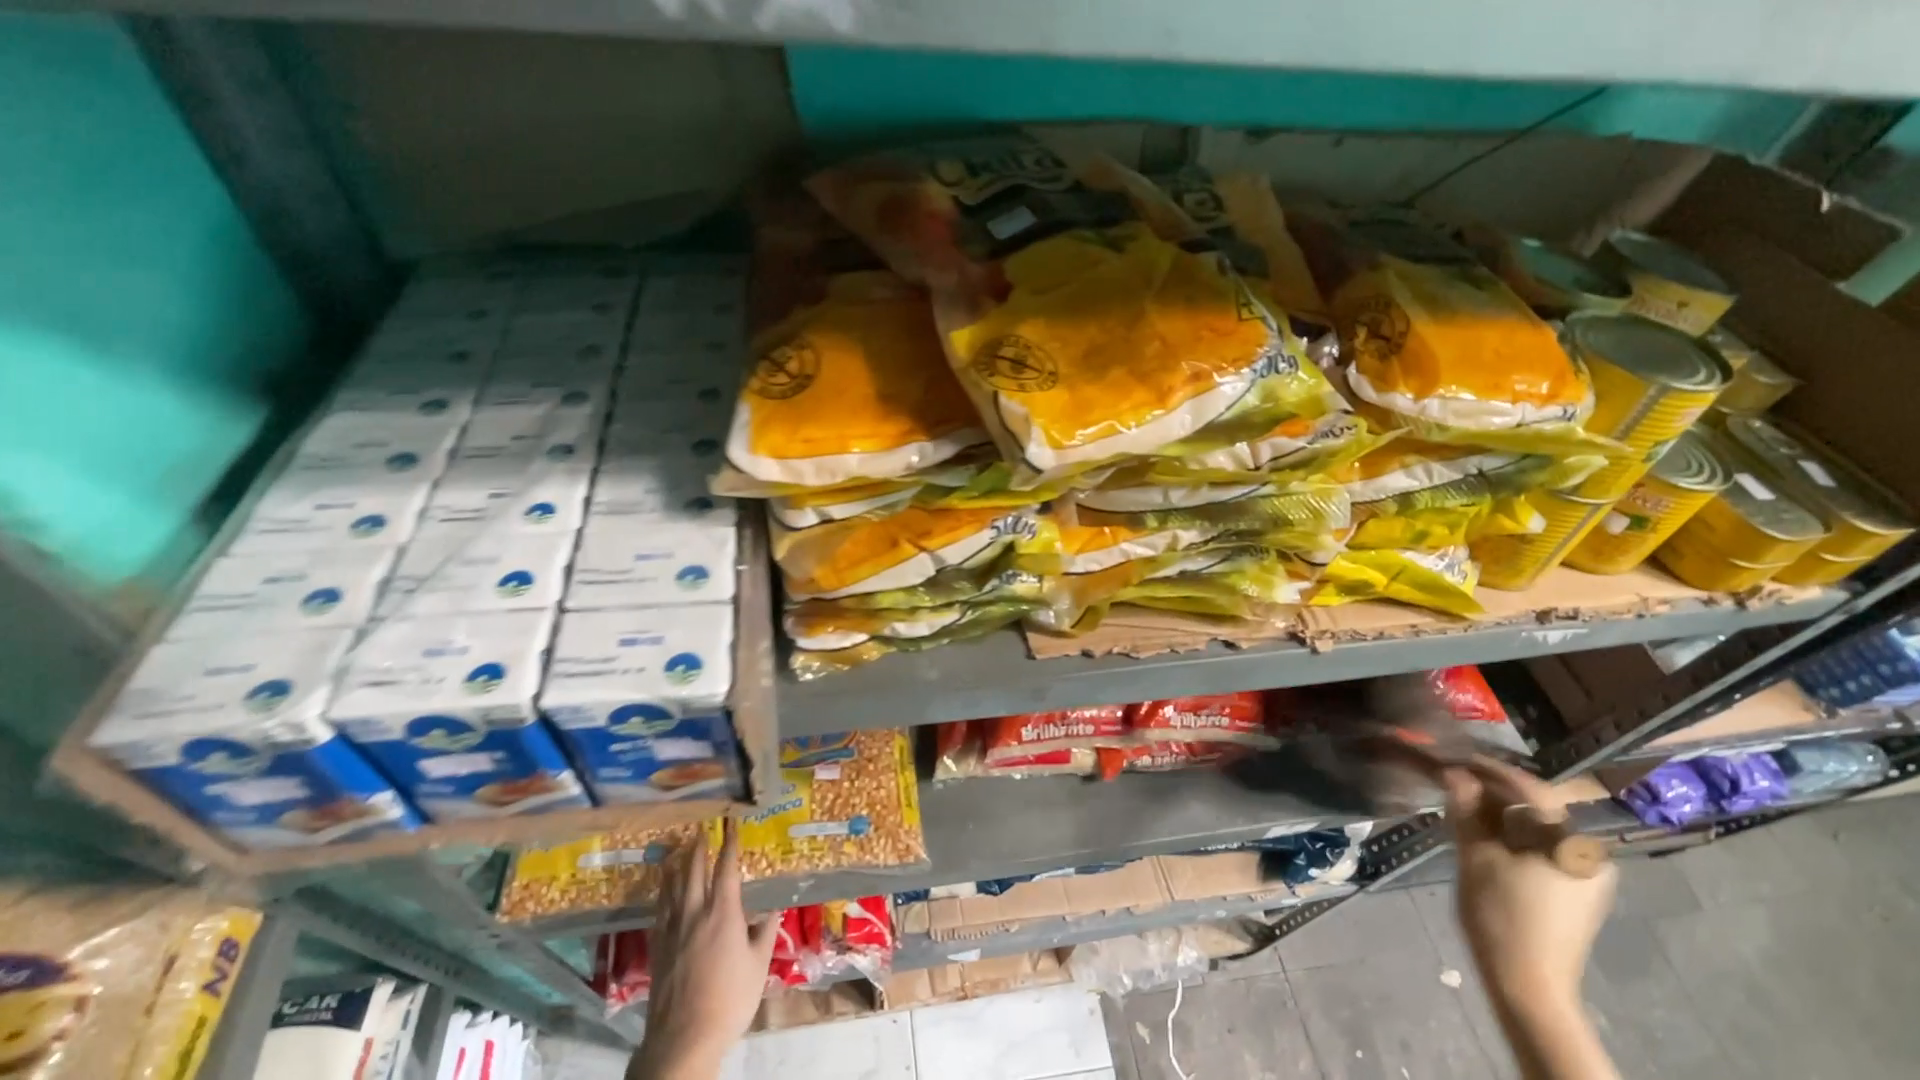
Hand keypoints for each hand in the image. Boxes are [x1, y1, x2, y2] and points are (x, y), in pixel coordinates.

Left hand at [629, 820, 778, 1079]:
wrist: (686, 1033)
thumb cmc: (731, 998)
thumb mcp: (759, 965)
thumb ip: (765, 933)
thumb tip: (774, 910)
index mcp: (723, 914)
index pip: (726, 870)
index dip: (729, 846)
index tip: (731, 827)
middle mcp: (695, 914)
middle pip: (693, 872)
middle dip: (698, 849)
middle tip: (700, 831)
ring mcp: (672, 930)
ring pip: (672, 888)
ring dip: (676, 866)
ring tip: (677, 852)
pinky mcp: (658, 947)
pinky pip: (659, 910)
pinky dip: (662, 894)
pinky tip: (662, 892)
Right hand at [1444, 758, 1616, 1009]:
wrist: (1530, 986)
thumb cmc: (1500, 917)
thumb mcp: (1475, 858)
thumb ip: (1466, 811)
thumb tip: (1453, 773)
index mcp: (1569, 840)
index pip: (1528, 787)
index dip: (1489, 770)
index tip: (1455, 760)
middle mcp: (1589, 851)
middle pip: (1538, 807)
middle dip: (1495, 794)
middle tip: (1455, 786)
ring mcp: (1589, 874)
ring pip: (1541, 829)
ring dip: (1505, 816)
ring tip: (1467, 813)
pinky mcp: (1582, 892)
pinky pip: (1548, 850)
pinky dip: (1518, 839)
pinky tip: (1491, 844)